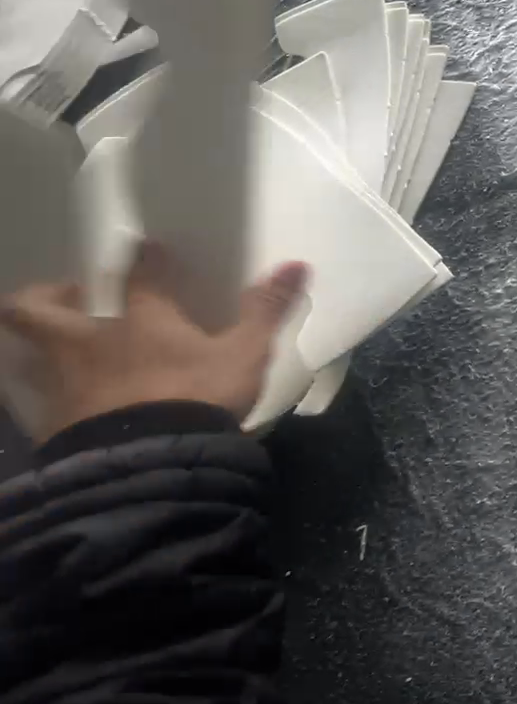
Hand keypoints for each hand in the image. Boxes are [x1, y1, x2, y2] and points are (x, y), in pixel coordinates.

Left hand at [1, 240, 308, 441]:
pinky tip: (84, 391)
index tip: (142, 246)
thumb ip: (267, 309)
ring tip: (74, 344)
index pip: (137, 278)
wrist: (150, 456)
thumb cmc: (200, 391)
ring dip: (45, 341)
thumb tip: (296, 264)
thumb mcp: (247, 350)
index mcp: (142, 321)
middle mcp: (91, 342)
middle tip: (71, 293)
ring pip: (33, 350)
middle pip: (36, 310)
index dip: (142, 259)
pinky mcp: (57, 417)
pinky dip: (60, 384)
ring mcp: (66, 380)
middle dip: (44, 295)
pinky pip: (47, 390)